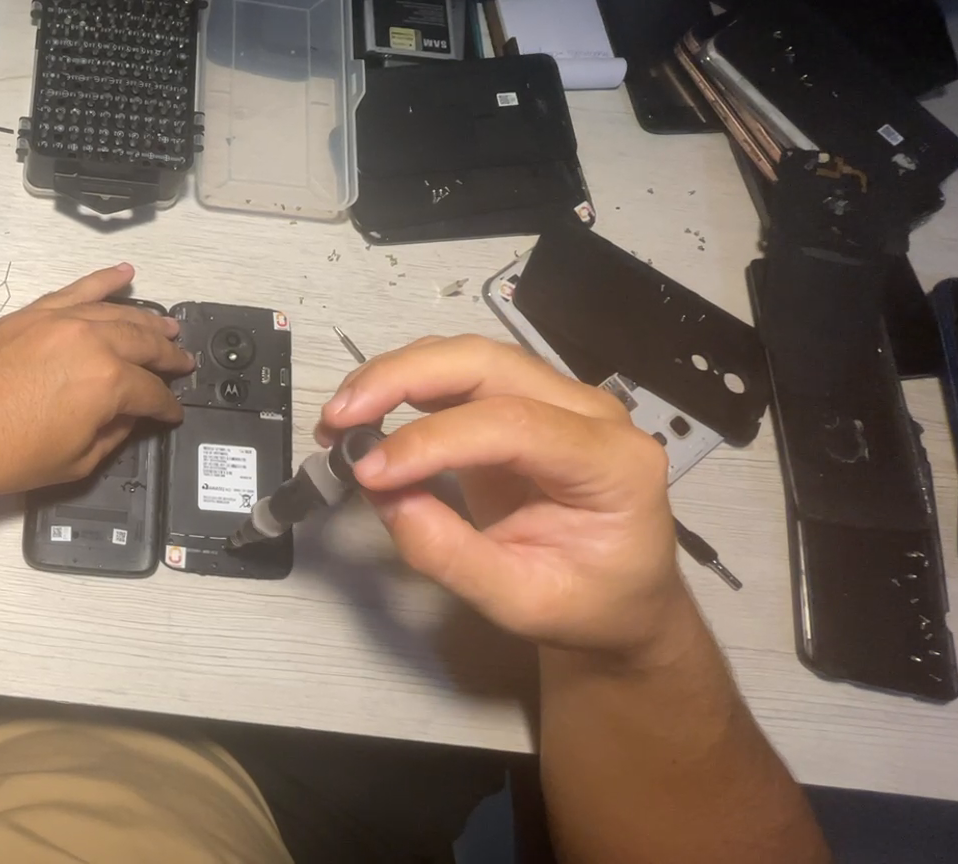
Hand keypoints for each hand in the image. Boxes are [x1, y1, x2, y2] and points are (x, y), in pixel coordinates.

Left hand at [0, 264, 191, 506]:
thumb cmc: (5, 457)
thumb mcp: (76, 461)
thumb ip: (114, 434)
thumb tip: (129, 418)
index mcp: (108, 382)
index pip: (152, 392)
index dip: (167, 406)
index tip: (172, 412)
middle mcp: (89, 341)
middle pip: (143, 343)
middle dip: (168, 356)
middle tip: (182, 363)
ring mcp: (58, 321)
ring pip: (116, 313)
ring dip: (146, 320)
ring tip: (167, 327)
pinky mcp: (30, 314)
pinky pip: (75, 289)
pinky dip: (102, 280)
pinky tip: (125, 273)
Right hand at [317, 336, 690, 660]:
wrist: (620, 594)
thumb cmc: (583, 601)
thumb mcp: (520, 602)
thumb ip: (450, 554)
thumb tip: (382, 495)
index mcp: (612, 464)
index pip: (511, 425)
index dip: (430, 441)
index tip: (366, 473)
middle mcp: (588, 411)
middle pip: (483, 362)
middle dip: (399, 378)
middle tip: (338, 418)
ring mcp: (552, 396)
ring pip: (461, 355)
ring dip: (390, 375)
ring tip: (339, 419)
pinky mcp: (514, 398)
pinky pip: (451, 370)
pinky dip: (397, 382)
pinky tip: (363, 411)